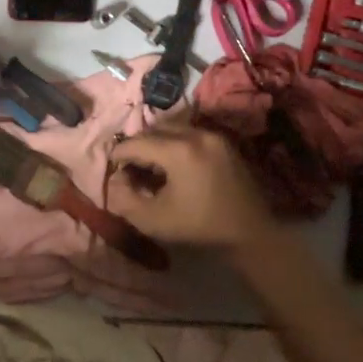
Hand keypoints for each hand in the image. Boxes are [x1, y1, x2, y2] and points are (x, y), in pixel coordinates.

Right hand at [109, 122, 284, 252]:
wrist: (249, 232)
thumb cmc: (198, 227)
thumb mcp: (153, 220)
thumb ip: (124, 199)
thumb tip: (115, 180)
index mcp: (178, 151)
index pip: (136, 142)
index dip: (118, 154)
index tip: (113, 169)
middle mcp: (196, 134)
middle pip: (154, 130)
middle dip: (137, 146)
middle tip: (130, 167)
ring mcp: (213, 136)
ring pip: (173, 128)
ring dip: (156, 142)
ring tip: (151, 165)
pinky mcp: (224, 143)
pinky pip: (190, 134)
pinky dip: (175, 143)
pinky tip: (173, 165)